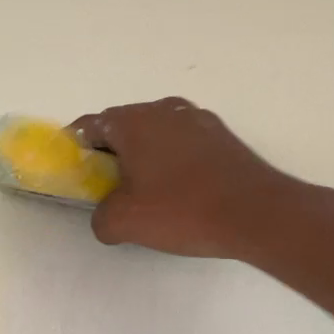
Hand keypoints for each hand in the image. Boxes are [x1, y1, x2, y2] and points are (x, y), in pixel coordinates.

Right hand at [72, 97, 310, 257]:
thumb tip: (106, 216)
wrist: (258, 214)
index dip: (76, 148)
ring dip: (144, 157)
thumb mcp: (124, 223)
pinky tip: (179, 192)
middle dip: (110, 153)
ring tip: (145, 193)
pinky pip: (182, 144)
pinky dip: (172, 162)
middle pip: (123, 127)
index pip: (90, 125)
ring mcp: (198, 120)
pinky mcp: (222, 137)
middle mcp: (164, 110)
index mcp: (134, 121)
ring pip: (156, 134)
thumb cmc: (183, 210)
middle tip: (108, 188)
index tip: (75, 171)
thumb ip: (101, 218)